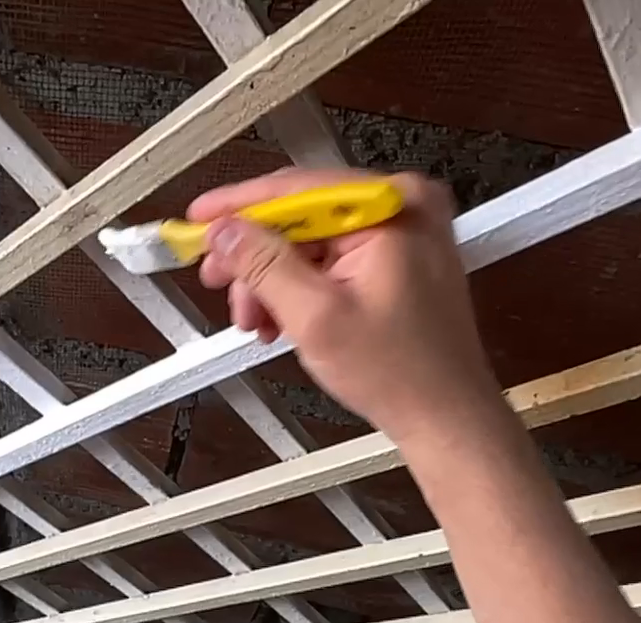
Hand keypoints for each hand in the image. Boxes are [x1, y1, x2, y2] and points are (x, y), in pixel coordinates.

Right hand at [190, 169, 499, 427]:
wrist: (442, 414)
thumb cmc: (396, 371)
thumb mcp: (314, 317)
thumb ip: (264, 266)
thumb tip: (225, 231)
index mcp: (390, 207)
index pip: (295, 191)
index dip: (238, 207)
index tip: (198, 219)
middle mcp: (401, 206)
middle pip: (300, 216)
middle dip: (253, 256)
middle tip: (217, 281)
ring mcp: (402, 232)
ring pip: (310, 242)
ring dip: (272, 280)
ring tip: (255, 321)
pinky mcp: (397, 260)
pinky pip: (331, 260)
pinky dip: (299, 288)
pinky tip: (280, 319)